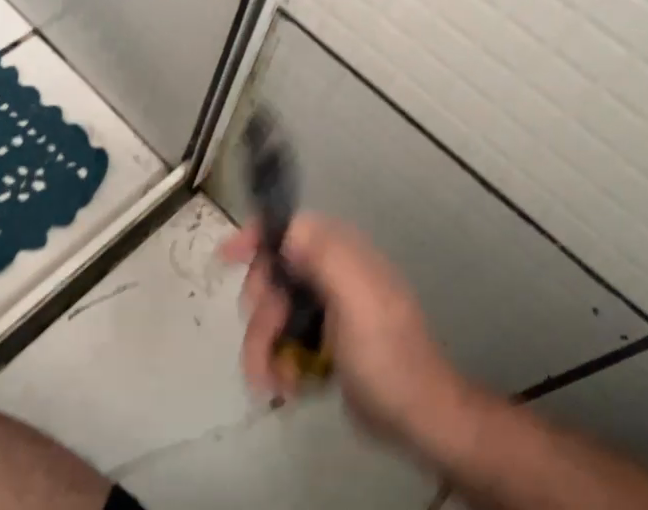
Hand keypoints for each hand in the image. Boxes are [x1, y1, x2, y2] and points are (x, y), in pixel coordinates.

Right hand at [221, 214, 468, 450]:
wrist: (419, 418)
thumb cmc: (387, 357)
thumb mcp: (358, 299)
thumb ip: (325, 255)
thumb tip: (286, 230)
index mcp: (344, 257)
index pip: (292, 227)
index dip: (258, 236)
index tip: (228, 258)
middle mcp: (334, 276)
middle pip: (273, 275)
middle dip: (261, 310)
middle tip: (266, 336)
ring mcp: (327, 312)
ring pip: (274, 313)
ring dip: (263, 346)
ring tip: (270, 381)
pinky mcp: (323, 344)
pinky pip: (283, 342)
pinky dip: (277, 362)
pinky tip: (286, 387)